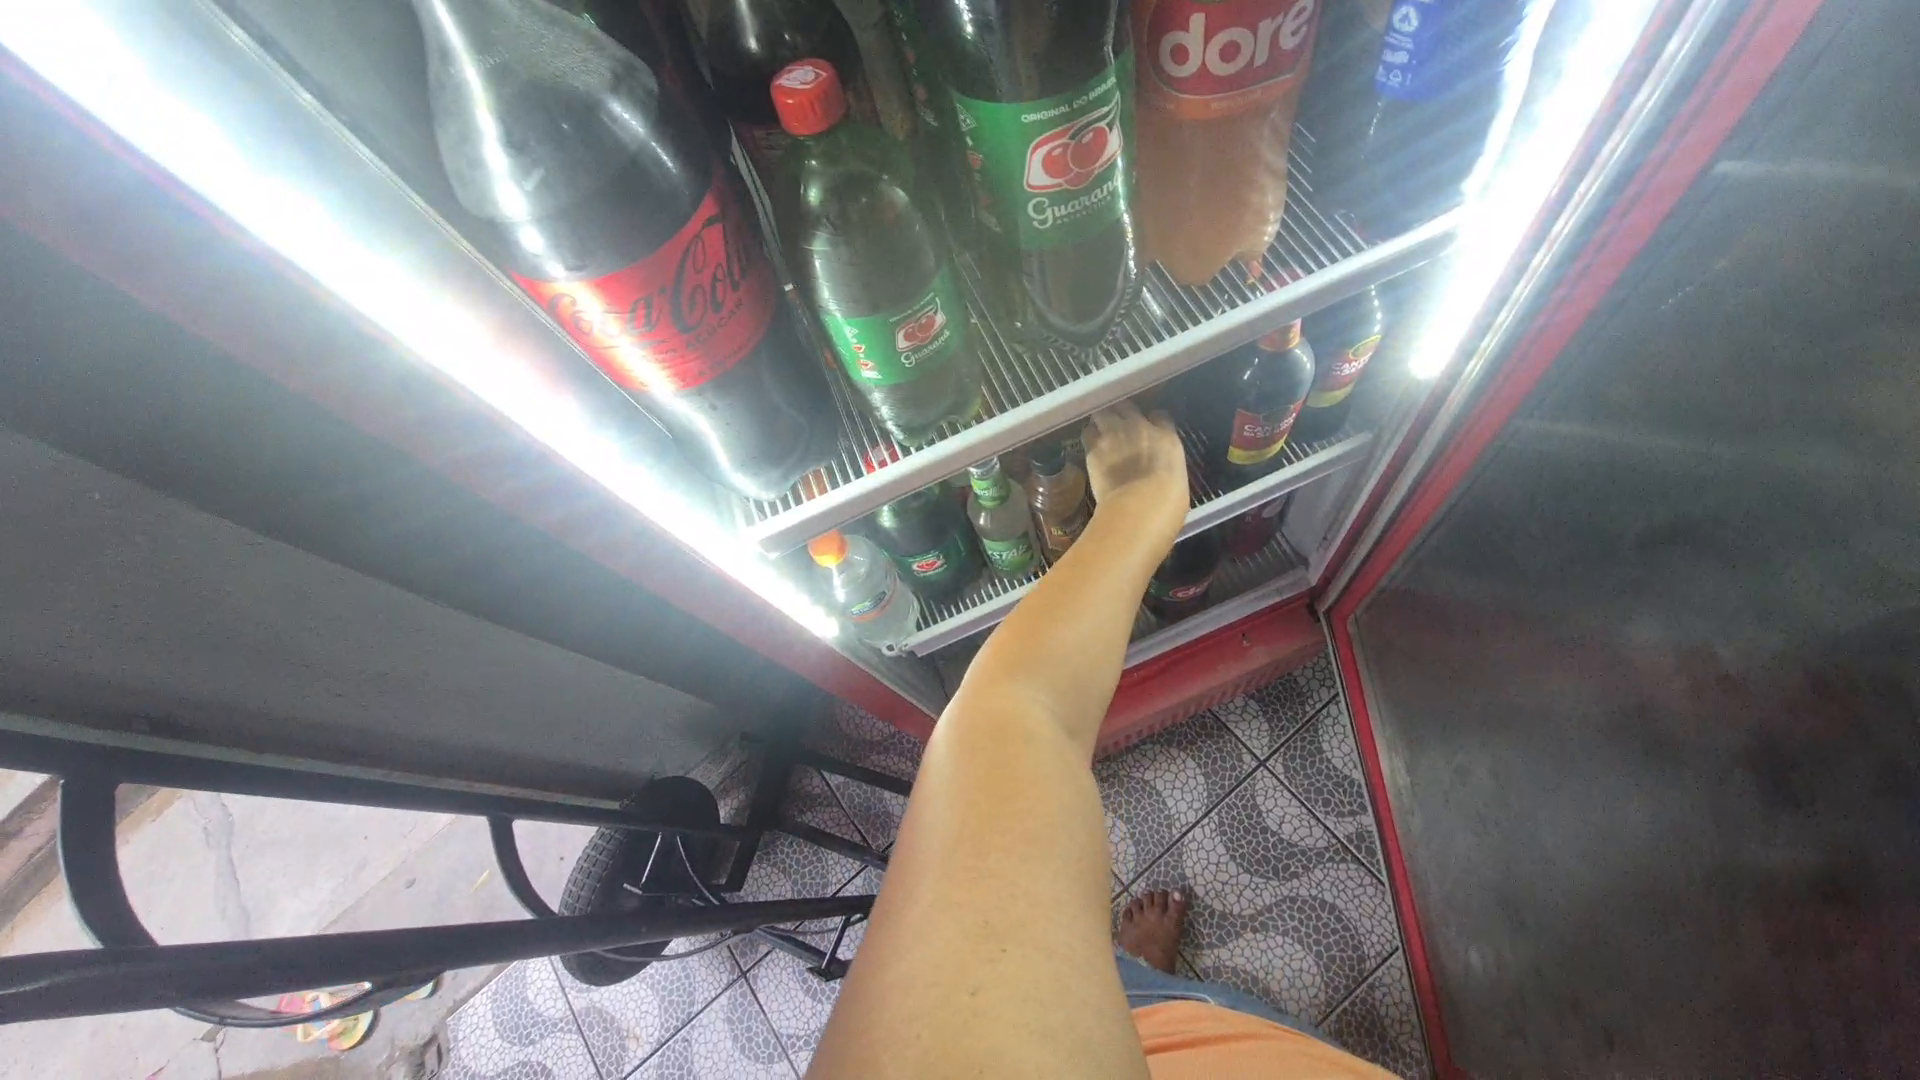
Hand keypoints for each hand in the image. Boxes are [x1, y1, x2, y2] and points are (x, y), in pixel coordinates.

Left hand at [1082, 402, 1187, 532]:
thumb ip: (1166, 462)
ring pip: (1102, 414)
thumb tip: (1159, 465)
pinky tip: (1091, 447)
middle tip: (1118, 424)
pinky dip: (1089, 438)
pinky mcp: (1093, 448)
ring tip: (1100, 432)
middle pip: (1126, 406)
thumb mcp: (1178, 476)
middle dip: (1121, 412)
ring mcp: (1113, 434)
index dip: (1152, 420)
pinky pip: (1087, 434)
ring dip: (1101, 421)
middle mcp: (1139, 427)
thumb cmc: (1168, 498)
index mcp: (1166, 436)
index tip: (1149, 427)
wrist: (1141, 504)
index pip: (1160, 416)